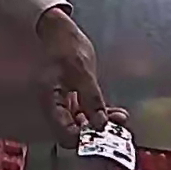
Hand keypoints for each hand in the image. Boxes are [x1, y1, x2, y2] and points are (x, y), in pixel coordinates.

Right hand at [36, 7, 122, 144]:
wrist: (61, 30)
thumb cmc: (65, 46)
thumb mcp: (81, 71)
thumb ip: (91, 99)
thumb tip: (101, 124)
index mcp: (51, 101)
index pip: (65, 134)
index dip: (84, 139)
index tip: (104, 139)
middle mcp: (56, 105)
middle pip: (74, 132)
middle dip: (96, 134)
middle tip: (117, 132)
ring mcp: (65, 101)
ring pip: (82, 123)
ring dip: (101, 124)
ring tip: (119, 122)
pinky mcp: (74, 95)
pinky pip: (87, 111)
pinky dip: (100, 114)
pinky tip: (115, 114)